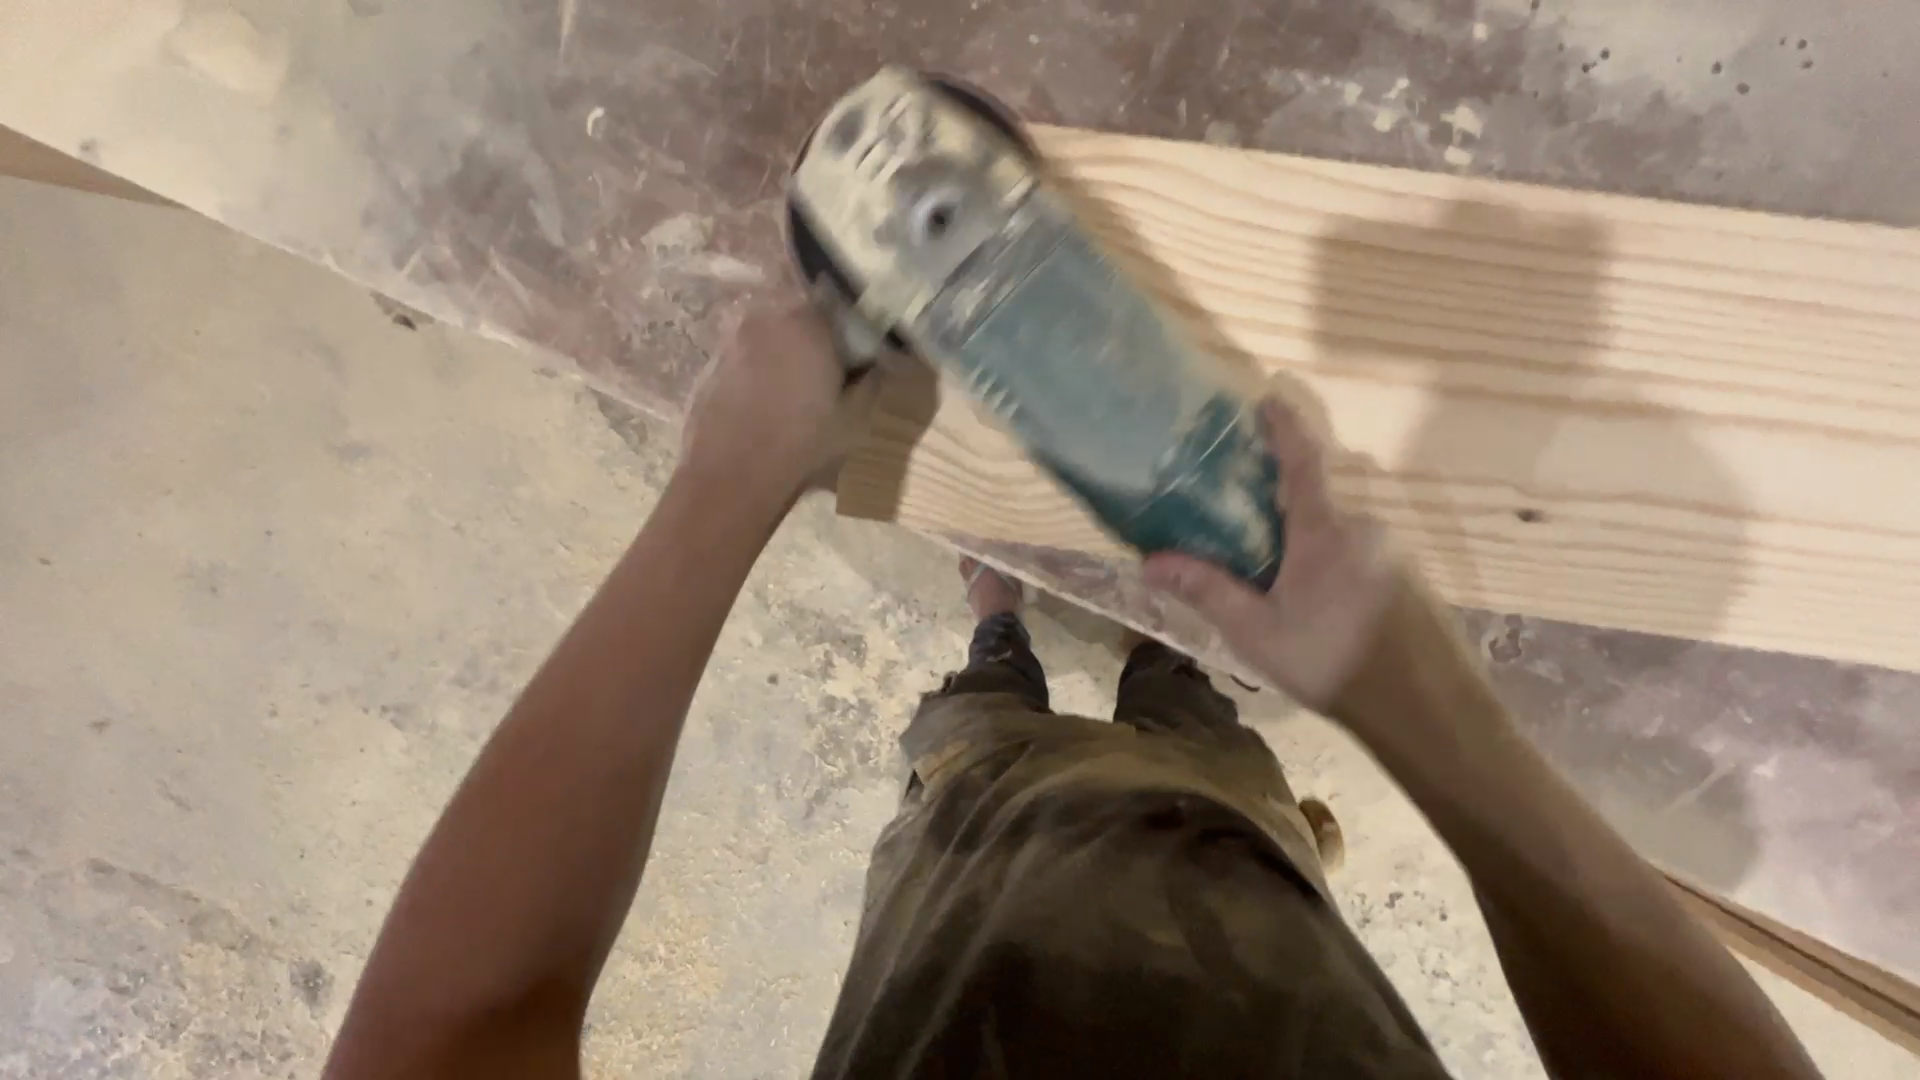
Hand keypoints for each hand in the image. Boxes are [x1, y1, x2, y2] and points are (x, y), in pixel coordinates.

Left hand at [679, 303, 879, 503]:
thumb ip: (872, 379)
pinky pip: (747, 354)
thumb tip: (877, 362)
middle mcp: (767, 317)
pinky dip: (761, 367)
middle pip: (799, 310)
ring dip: (786, 349)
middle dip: (816, 331)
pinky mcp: (713, 363)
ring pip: (771, 331)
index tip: (858, 345)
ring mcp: (733, 338)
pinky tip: (769, 400)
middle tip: (830, 365)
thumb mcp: (855, 418)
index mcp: (807, 322)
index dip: (850, 320)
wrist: (732, 476)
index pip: (836, 298)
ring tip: (798, 385)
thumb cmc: (803, 444)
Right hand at [1142, 397, 1404, 711]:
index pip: (1303, 460)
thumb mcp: (1256, 631)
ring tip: (1269, 572)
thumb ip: (1206, 590)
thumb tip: (1149, 563)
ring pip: (1337, 530)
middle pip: (1317, 498)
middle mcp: (1365, 528)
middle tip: (1240, 516)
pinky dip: (1328, 560)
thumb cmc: (1332, 662)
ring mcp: (1393, 554)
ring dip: (1304, 539)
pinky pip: (1358, 552)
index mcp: (1325, 531)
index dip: (1286, 426)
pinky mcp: (1409, 580)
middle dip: (1281, 500)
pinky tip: (1312, 603)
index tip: (1270, 396)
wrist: (1429, 713)